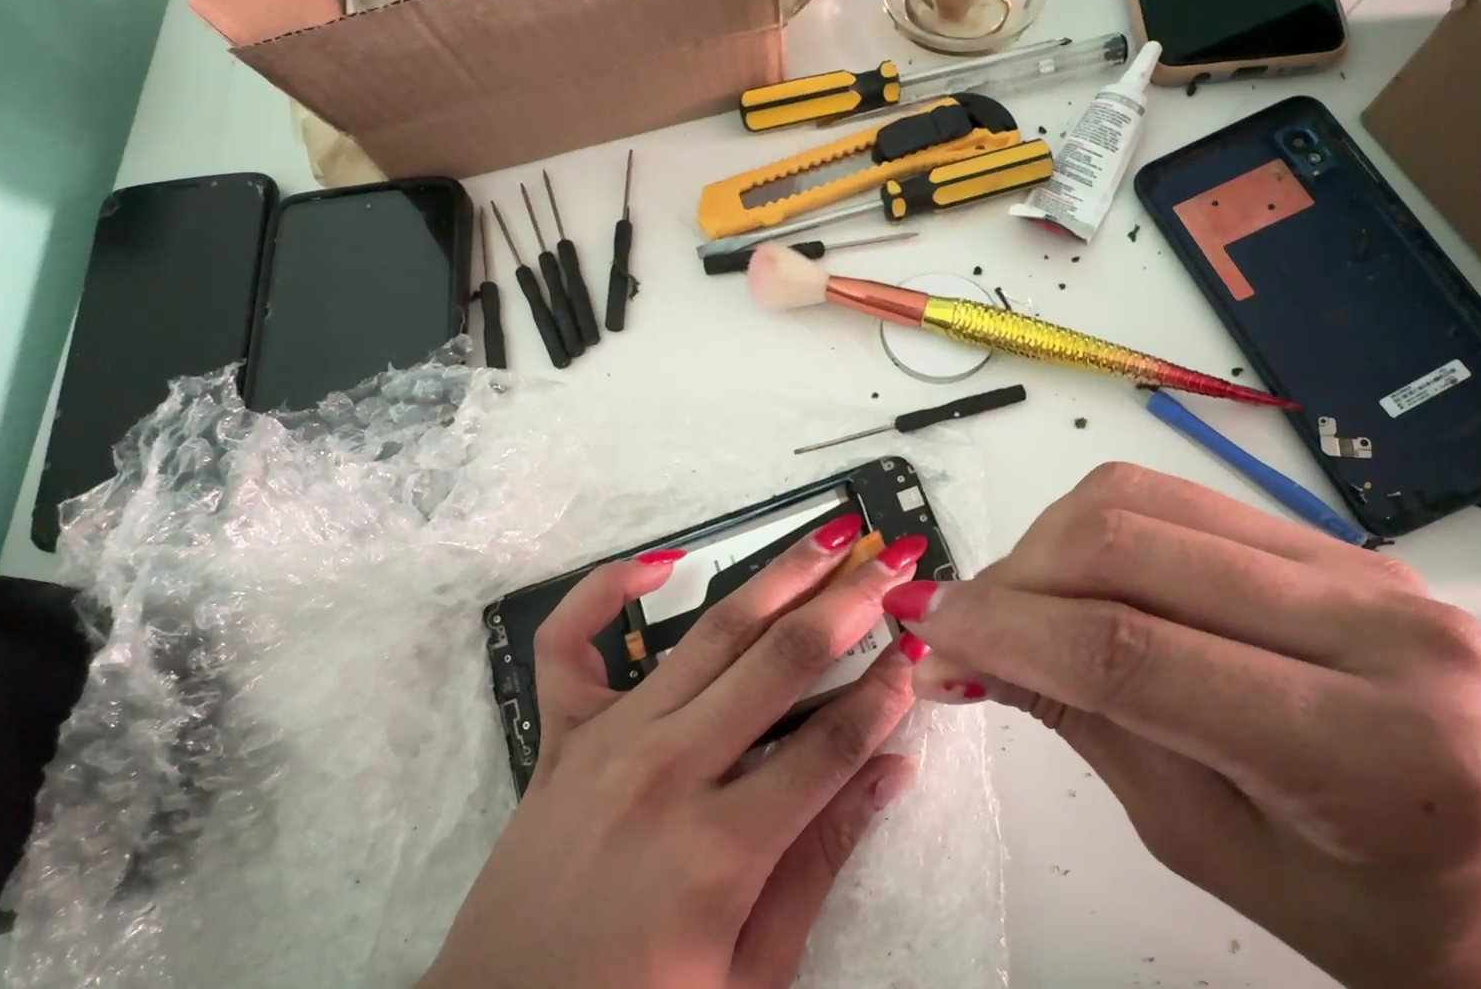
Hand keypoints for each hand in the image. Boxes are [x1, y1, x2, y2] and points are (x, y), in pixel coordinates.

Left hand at [419, 516, 925, 988]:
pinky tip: (662, 563)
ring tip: (827, 535)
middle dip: (848, 604)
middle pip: (780, 662)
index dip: (886, 689)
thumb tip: (890, 770)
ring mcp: (607, 741)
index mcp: (722, 846)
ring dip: (777, 577)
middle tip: (892, 559)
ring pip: (709, 634)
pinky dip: (607, 589)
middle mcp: (666, 772)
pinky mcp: (560, 734)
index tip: (919, 644)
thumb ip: (820, 859)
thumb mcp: (751, 968)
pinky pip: (571, 641)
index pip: (831, 740)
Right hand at [883, 464, 1480, 988]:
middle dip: (1014, 577)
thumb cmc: (1332, 895)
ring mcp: (1368, 568)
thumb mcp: (1188, 834)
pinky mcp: (1337, 541)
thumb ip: (1079, 718)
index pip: (1134, 654)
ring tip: (1017, 604)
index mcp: (1366, 752)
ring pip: (1145, 502)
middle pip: (1132, 548)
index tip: (926, 625)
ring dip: (1047, 545)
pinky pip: (1178, 502)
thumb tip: (959, 645)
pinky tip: (1075, 582)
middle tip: (958, 620)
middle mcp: (1383, 631)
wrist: (1466, 871)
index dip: (1008, 630)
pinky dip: (1096, 531)